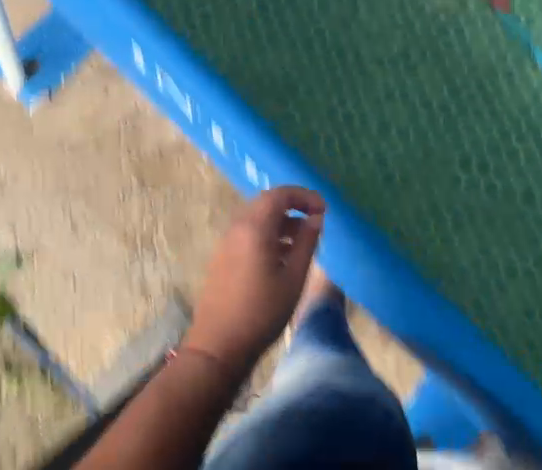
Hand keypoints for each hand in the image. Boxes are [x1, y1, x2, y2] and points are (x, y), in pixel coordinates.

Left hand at [184, 186, 325, 370]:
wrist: (218, 347)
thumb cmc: (262, 312)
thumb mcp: (294, 278)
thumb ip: (307, 242)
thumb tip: (316, 217)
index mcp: (255, 228)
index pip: (280, 194)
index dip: (304, 196)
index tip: (323, 210)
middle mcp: (237, 228)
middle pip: (266, 203)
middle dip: (293, 206)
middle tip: (314, 221)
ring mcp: (226, 243)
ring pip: (256, 219)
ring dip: (280, 223)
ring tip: (302, 243)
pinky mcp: (222, 258)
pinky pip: (247, 234)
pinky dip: (267, 235)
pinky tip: (281, 258)